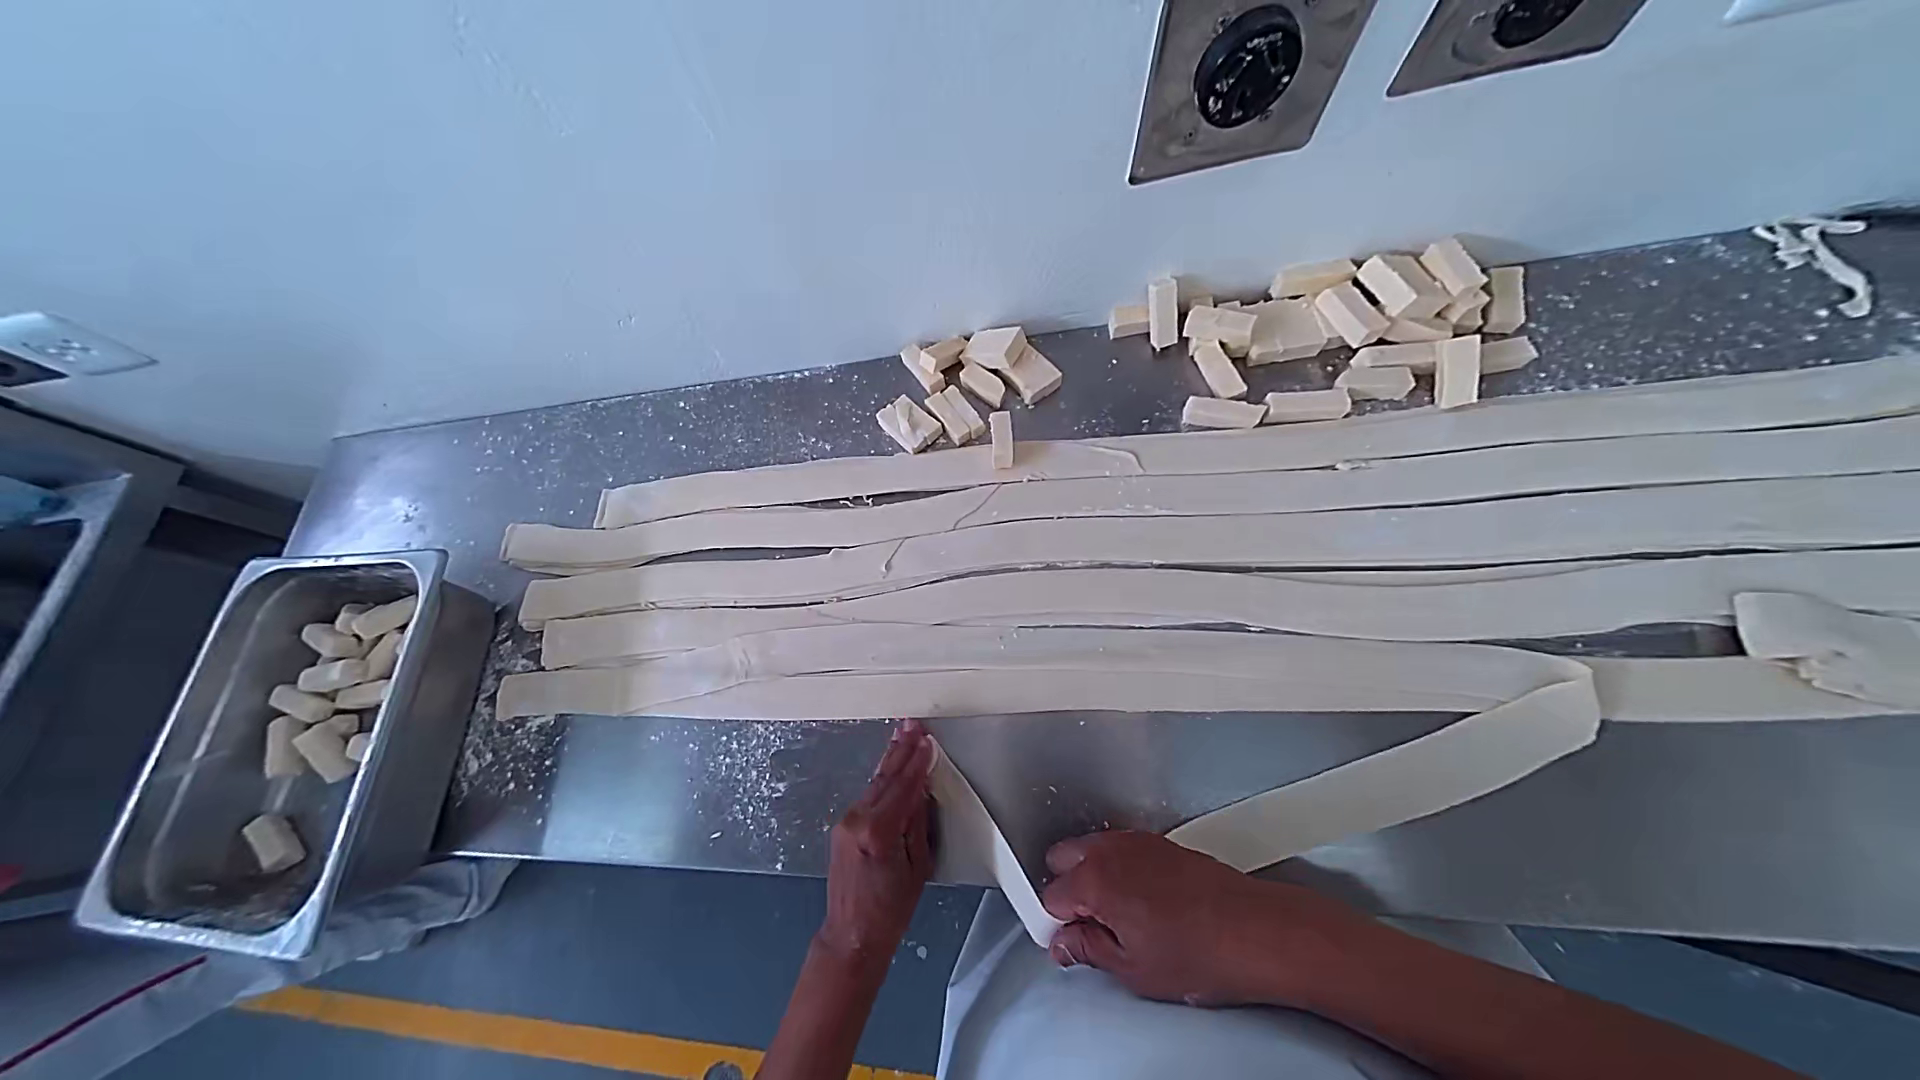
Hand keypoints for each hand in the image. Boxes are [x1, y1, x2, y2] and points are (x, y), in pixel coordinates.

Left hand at [817, 719, 934, 963]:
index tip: (928, 742)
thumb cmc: (890, 910)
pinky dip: (882, 779)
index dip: (918, 762)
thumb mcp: (918, 866)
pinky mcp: (842, 827)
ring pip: (875, 783)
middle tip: (912, 725)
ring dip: (891, 759)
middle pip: (886, 777)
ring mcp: (846, 822)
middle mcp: (857, 820)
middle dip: (901, 749)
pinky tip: (890, 766)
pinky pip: (867, 796)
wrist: (852, 936)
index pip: (904, 786)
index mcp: (878, 831)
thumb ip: (917, 822)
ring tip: (902, 736)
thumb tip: (919, 789)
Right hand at [1041, 830, 1367, 1006]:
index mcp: (1095, 880)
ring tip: (1122, 919)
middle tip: (1089, 928)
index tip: (1069, 941)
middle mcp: (1110, 851)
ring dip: (1091, 877)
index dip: (1056, 924)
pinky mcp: (1158, 841)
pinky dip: (1119, 869)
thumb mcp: (1132, 970)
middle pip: (1061, 860)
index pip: (1049, 896)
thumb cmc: (1204, 950)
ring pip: (1090, 850)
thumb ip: (1087, 950)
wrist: (1256, 932)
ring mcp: (1135, 841)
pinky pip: (1120, 849)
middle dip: (1066, 890)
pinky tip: (1144, 903)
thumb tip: (1066, 944)